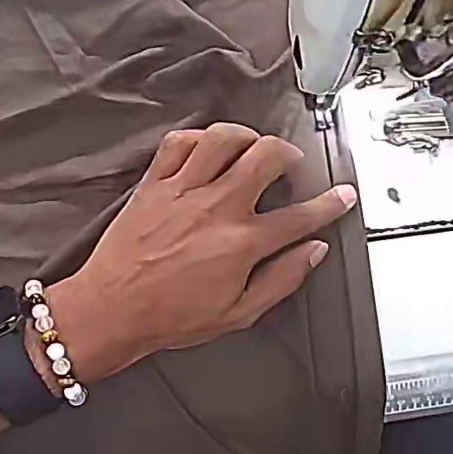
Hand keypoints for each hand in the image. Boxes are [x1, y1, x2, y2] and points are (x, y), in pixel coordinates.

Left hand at [40, 123, 356, 382]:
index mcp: (241, 243)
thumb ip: (282, 279)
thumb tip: (313, 252)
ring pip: (224, 138)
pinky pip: (178, 143)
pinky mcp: (153, 185)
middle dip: (289, 153)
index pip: (301, 216)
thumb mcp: (238, 314)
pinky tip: (206, 149)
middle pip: (267, 156)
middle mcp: (216, 209)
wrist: (111, 311)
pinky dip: (198, 138)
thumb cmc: (169, 317)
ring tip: (252, 147)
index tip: (342, 195)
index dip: (330, 203)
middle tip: (290, 164)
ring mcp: (182, 191)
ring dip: (246, 136)